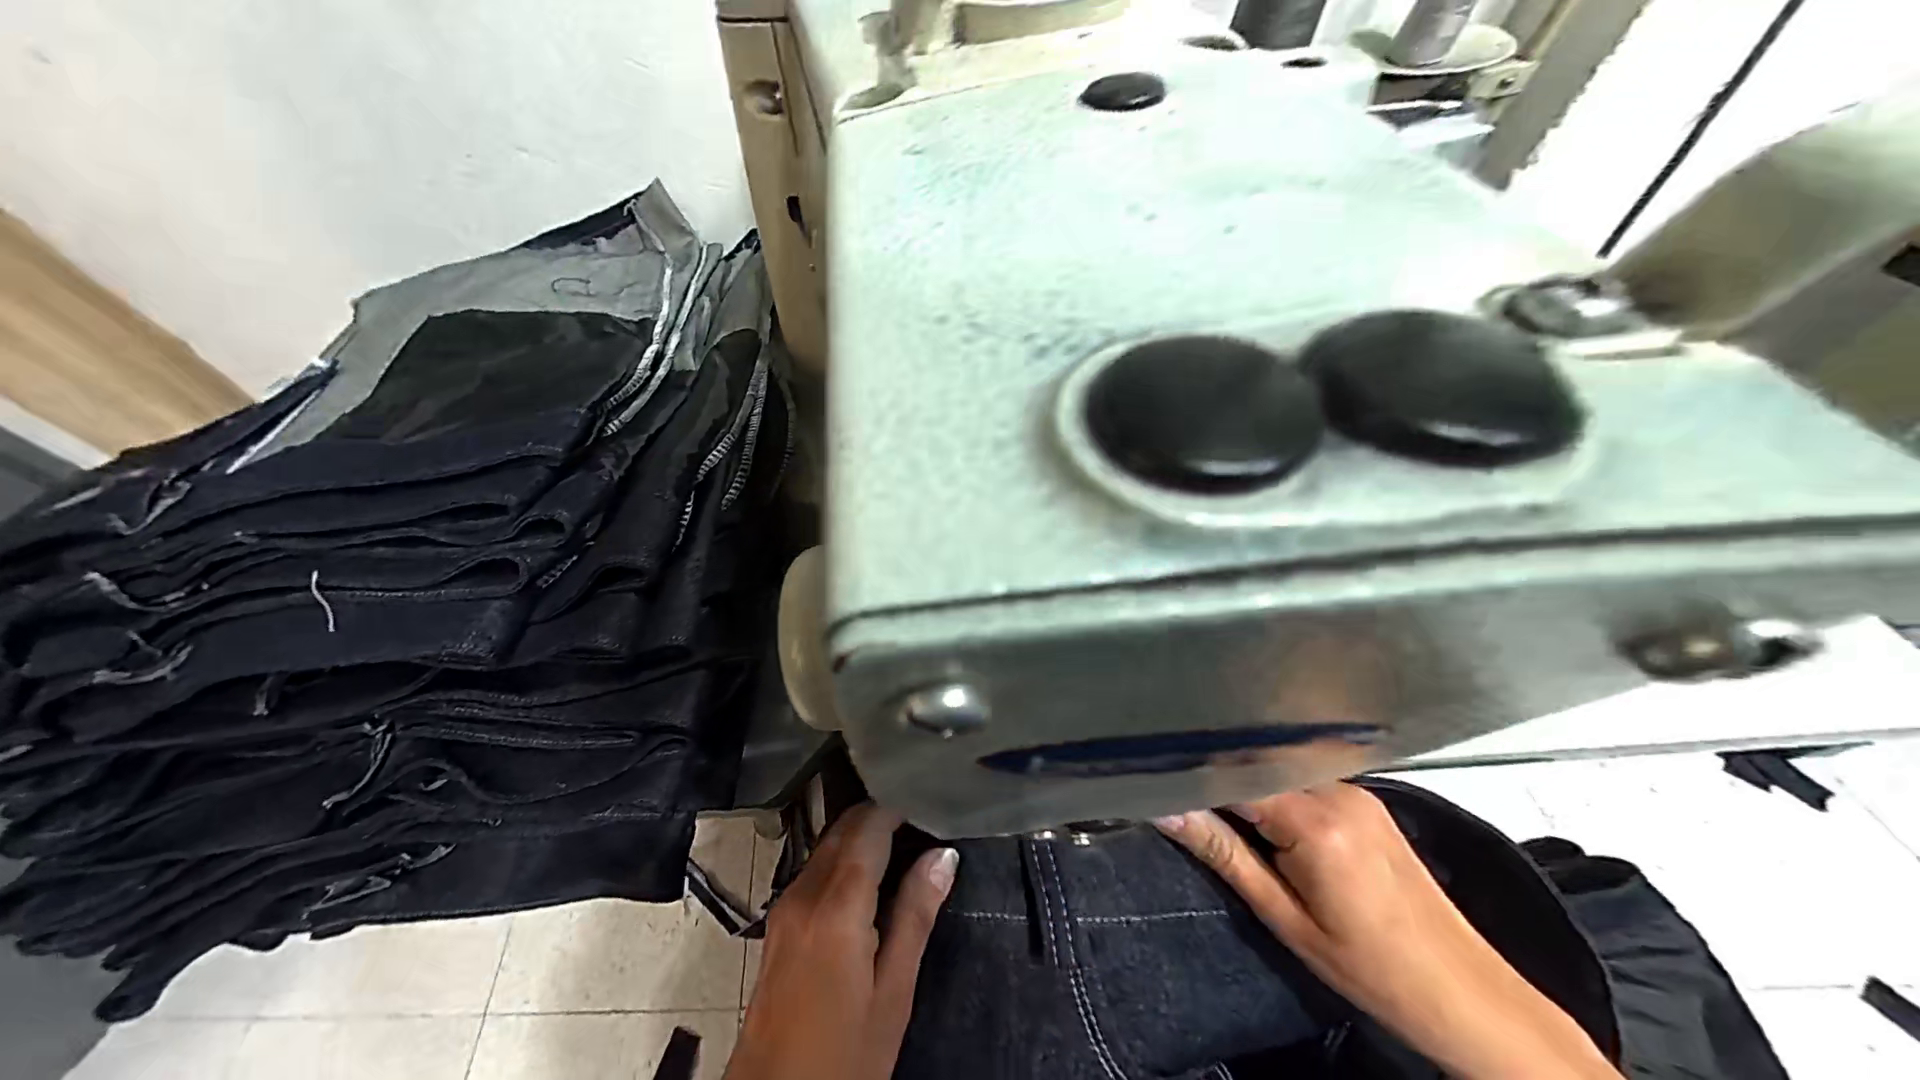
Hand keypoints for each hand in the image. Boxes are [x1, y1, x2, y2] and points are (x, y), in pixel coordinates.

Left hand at [726, 803, 958, 1079]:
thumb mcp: (894, 990)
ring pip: (828, 844)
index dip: (899, 805)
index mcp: (836, 905)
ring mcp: (785, 905)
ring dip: (863, 835)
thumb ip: (916, 913)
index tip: (932, 800)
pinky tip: (873, 875)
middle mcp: (804, 892)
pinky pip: (816, 869)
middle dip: (882, 814)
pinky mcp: (779, 922)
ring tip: (908, 841)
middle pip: (844, 827)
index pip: (868, 826)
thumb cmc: (845, 1054)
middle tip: (926, 817)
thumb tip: (943, 855)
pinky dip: (845, 858)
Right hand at [1155, 784, 1617, 1079]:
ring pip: (1280, 769)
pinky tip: (1267, 822)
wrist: (1465, 994)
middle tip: (1183, 801)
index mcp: (1316, 822)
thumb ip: (1223, 854)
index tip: (1159, 784)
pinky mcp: (1369, 801)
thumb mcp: (1284, 917)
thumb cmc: (1373, 969)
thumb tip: (1165, 810)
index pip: (1233, 776)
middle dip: (1218, 780)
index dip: (1194, 779)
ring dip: (1249, 788)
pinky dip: (1278, 793)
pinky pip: (1305, 780)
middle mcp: (1339, 793)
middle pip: (1257, 766)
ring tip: (1223, 816)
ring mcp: (1359, 793)